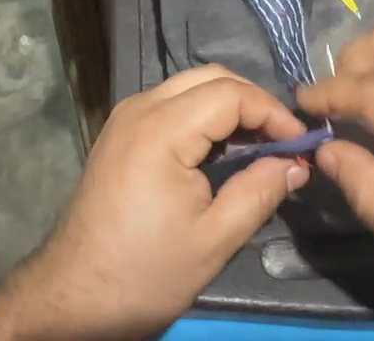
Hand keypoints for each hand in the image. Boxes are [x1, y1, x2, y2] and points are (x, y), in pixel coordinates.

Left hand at [0, 65, 311, 340]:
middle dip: (252, 102)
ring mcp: (126, 116)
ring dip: (228, 106)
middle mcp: (140, 107)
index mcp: (161, 128)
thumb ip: (258, 192)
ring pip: (189, 87)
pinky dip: (203, 115)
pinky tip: (223, 149)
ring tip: (260, 144)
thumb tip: (296, 165)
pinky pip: (171, 104)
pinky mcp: (120, 131)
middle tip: (283, 139)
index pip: (230, 93)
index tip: (301, 143)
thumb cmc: (144, 272)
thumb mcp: (213, 240)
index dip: (271, 112)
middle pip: (209, 78)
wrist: (73, 296)